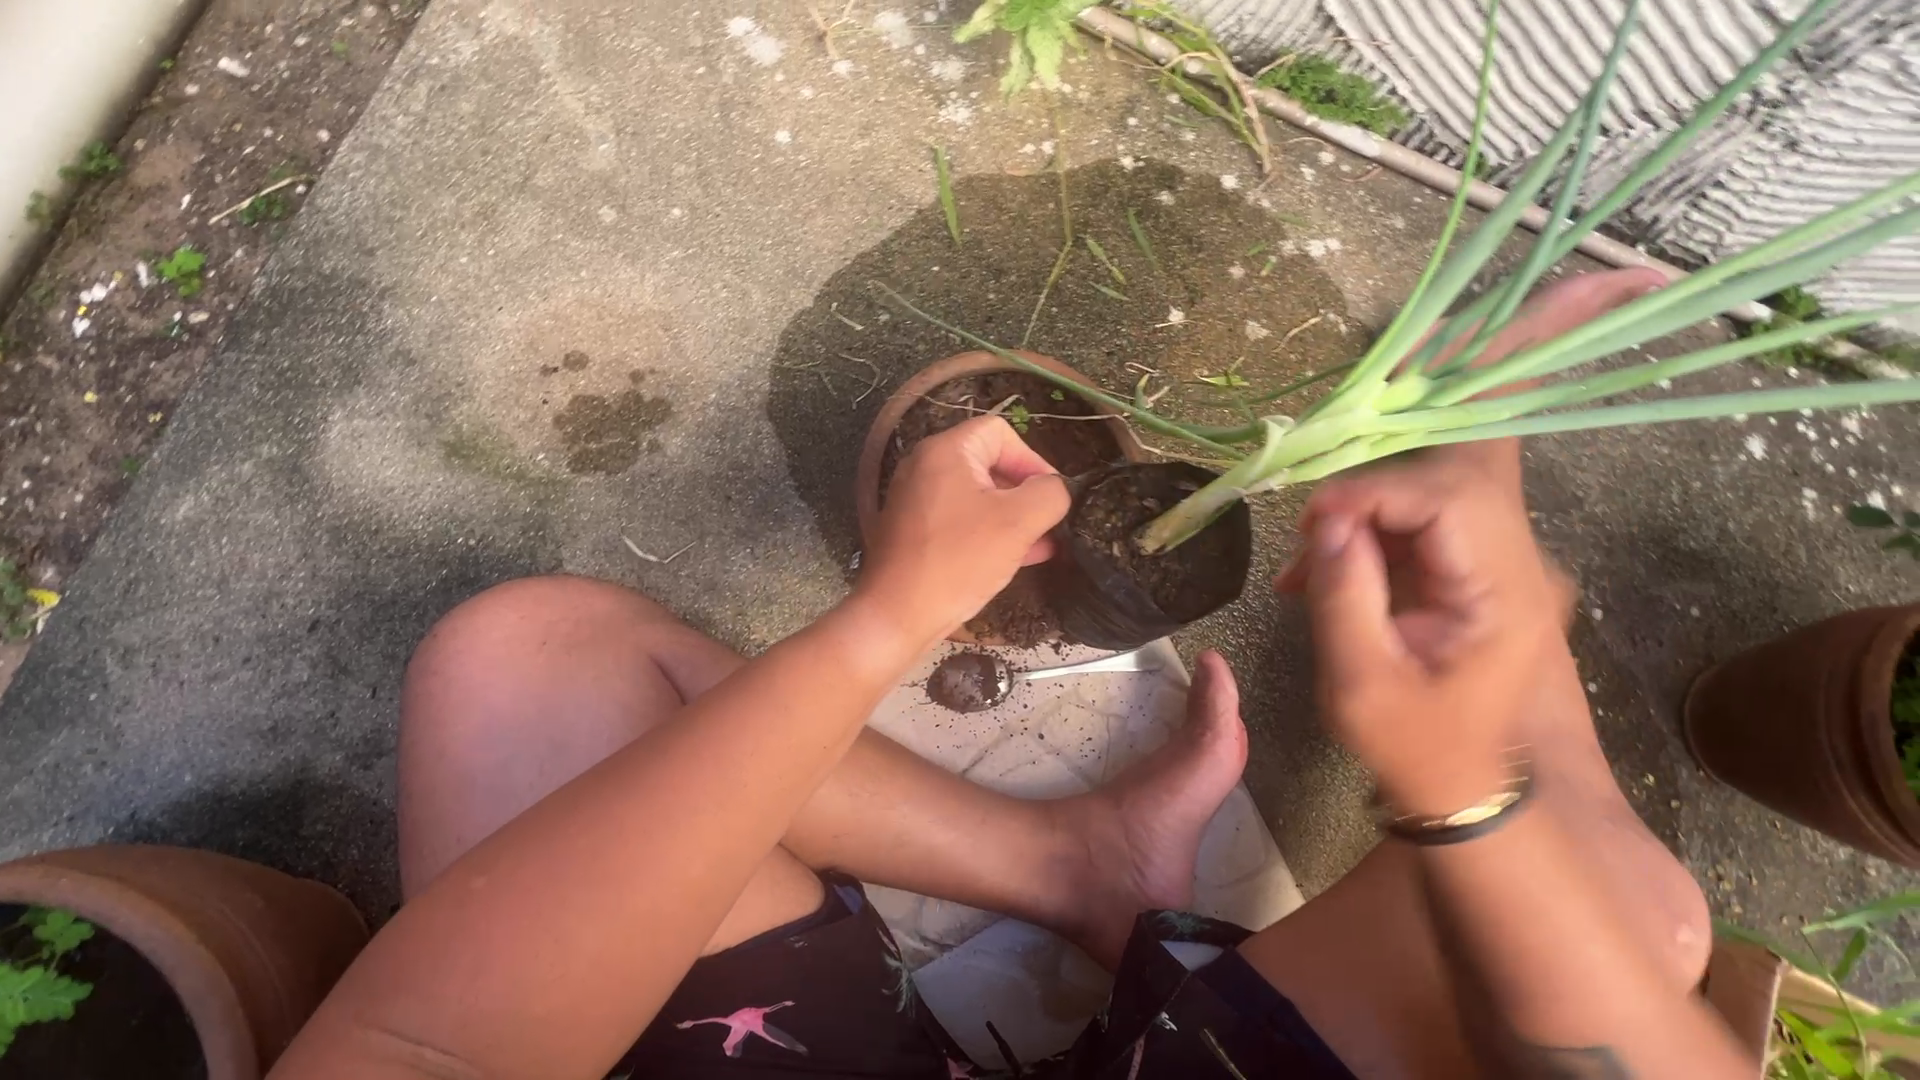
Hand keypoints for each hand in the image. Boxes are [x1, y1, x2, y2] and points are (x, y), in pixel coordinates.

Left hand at [857, 416, 1069, 641]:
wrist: (896, 615)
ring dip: (1013, 517)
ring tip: (1044, 545)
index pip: (1001, 433)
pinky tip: (1017, 558)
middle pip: (990, 464)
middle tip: (1050, 524)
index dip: (1033, 460)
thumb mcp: (1017, 523)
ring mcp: (917, 501)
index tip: (1051, 496)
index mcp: (945, 451)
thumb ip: (1049, 495)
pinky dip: (989, 533)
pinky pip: (961, 521)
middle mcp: (925, 467)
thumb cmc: (958, 561)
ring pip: (978, 497)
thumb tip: (1057, 489)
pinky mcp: (915, 532)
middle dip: (1025, 493)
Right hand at [1278, 451, 1560, 816]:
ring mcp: (1501, 564)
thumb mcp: (1359, 682)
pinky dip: (1366, 537)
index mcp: (1505, 596)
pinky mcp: (1474, 569)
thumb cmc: (1411, 745)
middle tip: (1309, 533)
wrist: (1461, 785)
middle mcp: (1519, 566)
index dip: (1374, 492)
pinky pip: (1418, 524)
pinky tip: (1322, 573)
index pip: (1450, 499)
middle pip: (1449, 482)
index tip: (1310, 520)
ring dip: (1360, 517)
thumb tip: (1325, 524)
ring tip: (1306, 566)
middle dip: (1367, 495)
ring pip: (1429, 495)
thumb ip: (1343, 596)